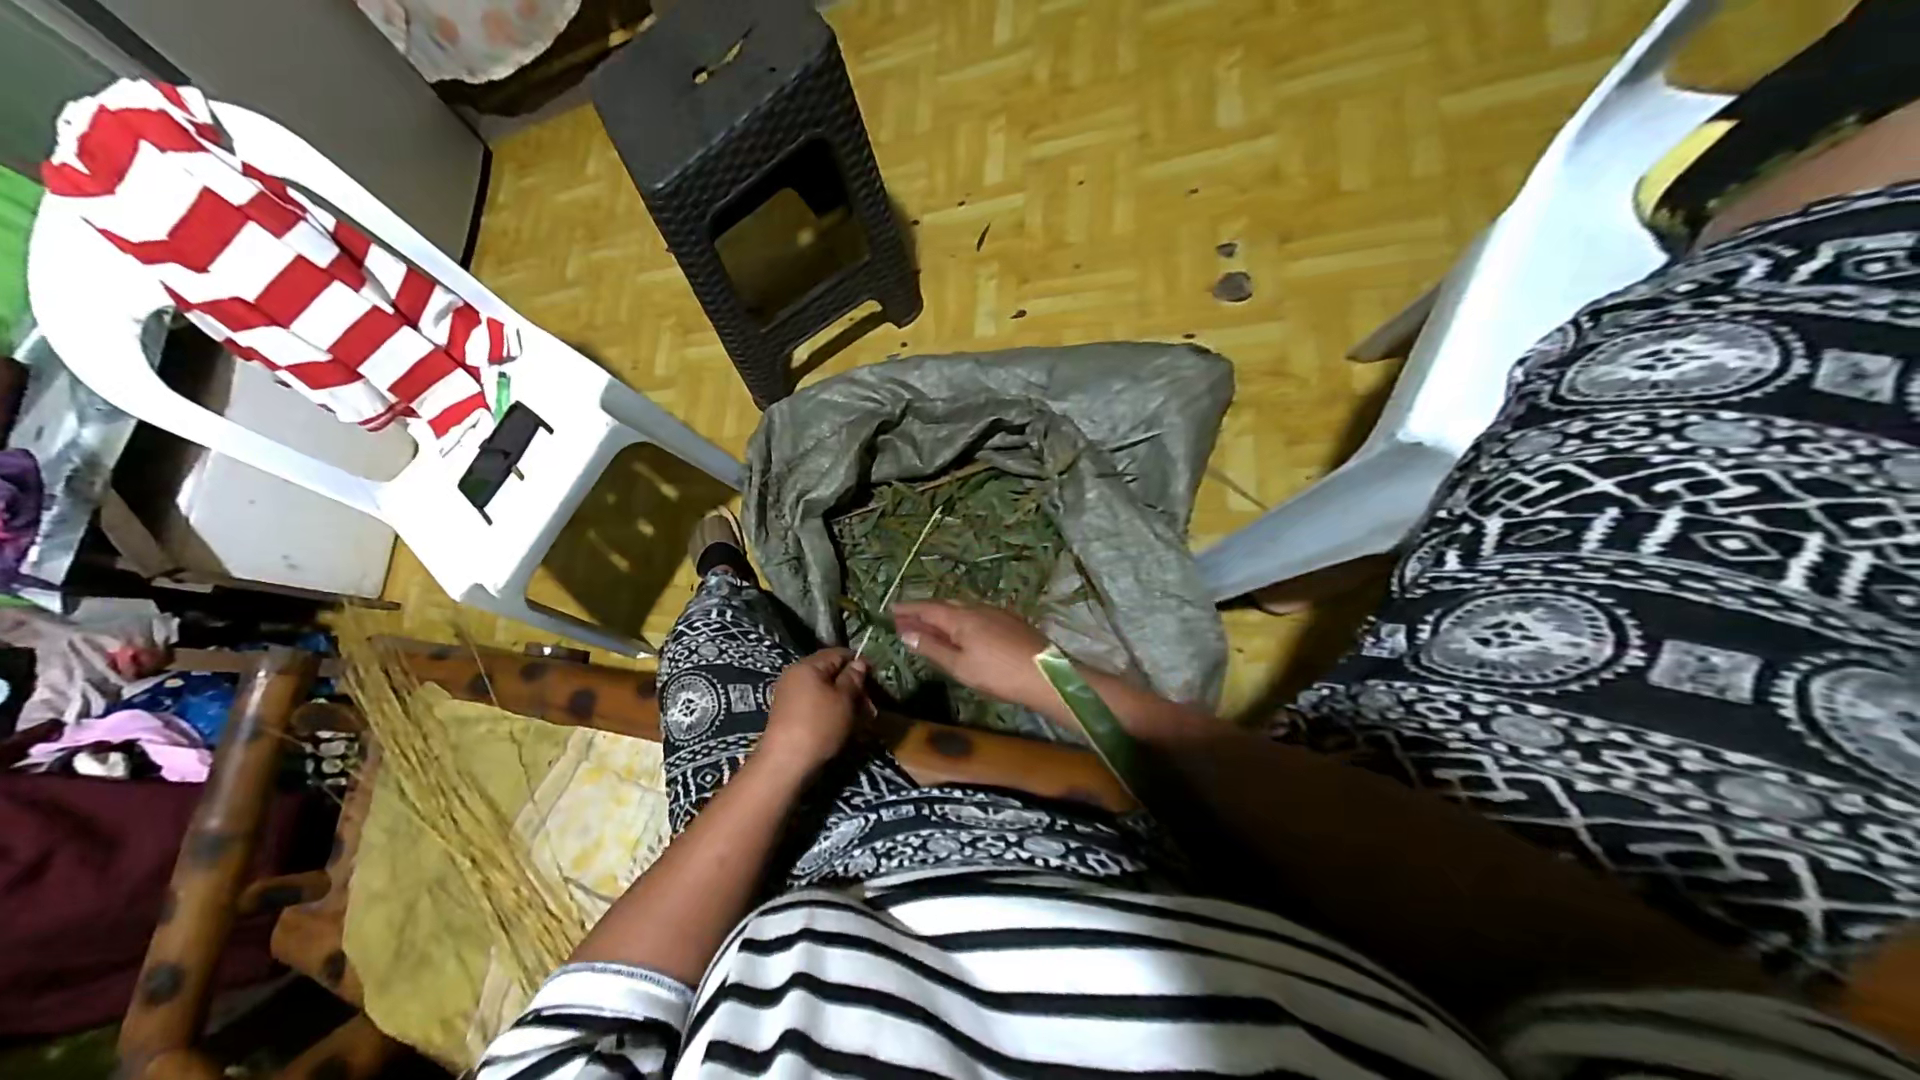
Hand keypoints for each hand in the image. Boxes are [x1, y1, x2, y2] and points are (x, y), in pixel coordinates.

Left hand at [758, 648, 870, 774]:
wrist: (786, 764)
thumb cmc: (819, 725)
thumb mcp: (844, 699)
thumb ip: (853, 678)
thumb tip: (859, 662)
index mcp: (807, 666)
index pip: (839, 654)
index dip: (859, 663)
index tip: (875, 680)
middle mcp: (796, 676)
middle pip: (832, 674)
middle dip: (854, 688)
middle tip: (871, 709)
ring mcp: (791, 697)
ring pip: (826, 693)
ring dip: (846, 704)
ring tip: (863, 723)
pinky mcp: (790, 716)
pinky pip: (817, 707)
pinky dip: (833, 714)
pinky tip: (846, 729)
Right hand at [891, 602, 1052, 712]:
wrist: (1046, 675)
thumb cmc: (998, 674)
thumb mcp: (959, 666)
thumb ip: (932, 648)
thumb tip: (906, 633)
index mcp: (961, 617)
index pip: (928, 608)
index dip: (909, 609)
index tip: (891, 609)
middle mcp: (977, 608)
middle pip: (945, 606)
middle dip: (923, 611)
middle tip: (906, 619)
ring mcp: (996, 612)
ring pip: (963, 609)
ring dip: (943, 616)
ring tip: (930, 626)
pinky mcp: (1011, 621)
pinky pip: (977, 614)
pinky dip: (961, 620)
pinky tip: (963, 632)